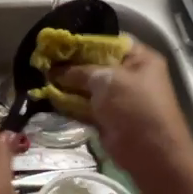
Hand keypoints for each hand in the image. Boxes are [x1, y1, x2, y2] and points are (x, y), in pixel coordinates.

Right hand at [50, 40, 192, 170]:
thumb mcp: (106, 80)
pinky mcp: (107, 117)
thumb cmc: (134, 106)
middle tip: (45, 59)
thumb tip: (53, 70)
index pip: (110, 41)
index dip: (85, 40)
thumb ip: (79, 71)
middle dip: (71, 63)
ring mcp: (118, 98)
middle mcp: (130, 76)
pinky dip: (69, 102)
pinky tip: (48, 96)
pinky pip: (85, 105)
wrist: (150, 152)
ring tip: (42, 76)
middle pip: (96, 63)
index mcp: (140, 59)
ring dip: (67, 83)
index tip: (60, 42)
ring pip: (88, 86)